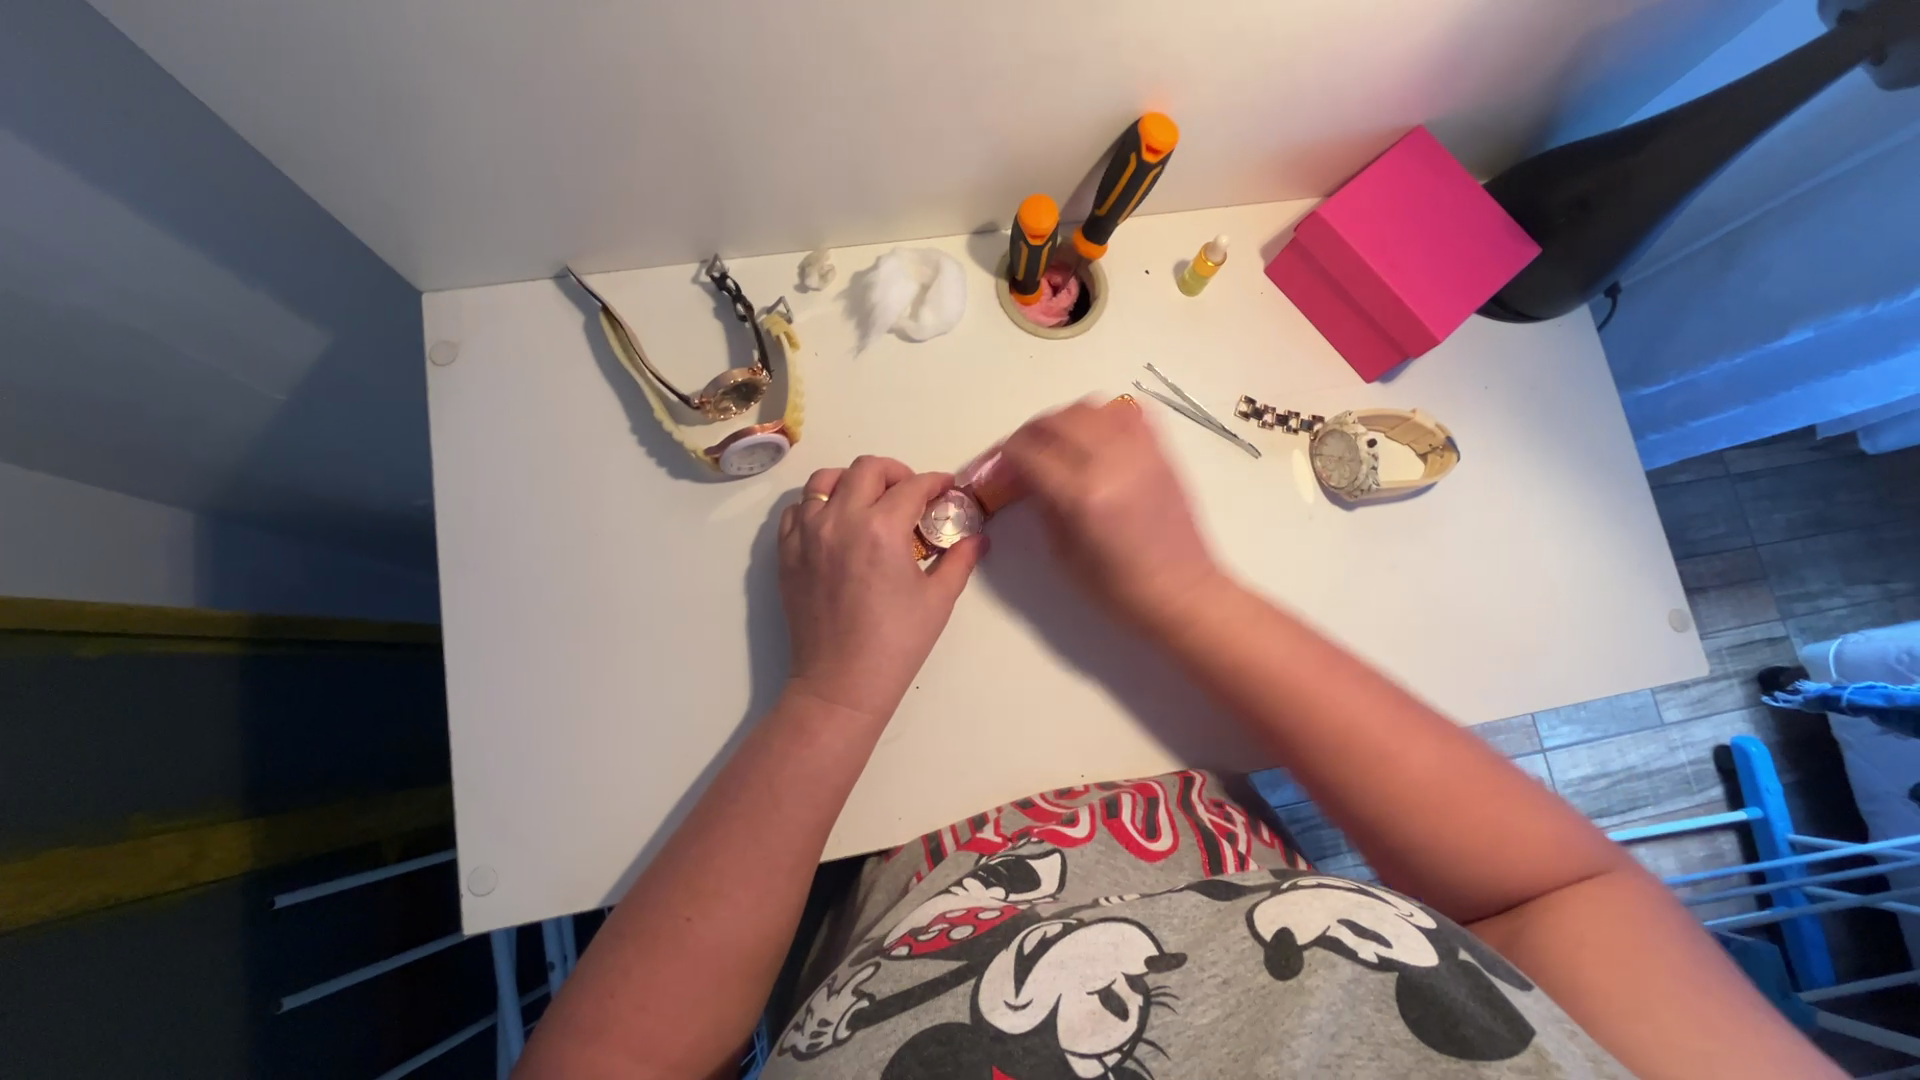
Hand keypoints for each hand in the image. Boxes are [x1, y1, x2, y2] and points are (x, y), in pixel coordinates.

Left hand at [778, 456, 984, 722]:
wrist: (841, 683)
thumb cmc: (896, 644)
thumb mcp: (938, 600)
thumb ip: (959, 560)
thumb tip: (978, 539)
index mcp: (881, 529)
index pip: (913, 486)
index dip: (935, 482)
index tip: (945, 488)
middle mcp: (840, 521)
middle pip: (866, 469)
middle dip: (895, 472)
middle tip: (911, 493)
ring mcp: (807, 535)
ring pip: (824, 480)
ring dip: (851, 481)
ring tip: (868, 500)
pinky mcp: (786, 553)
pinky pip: (797, 510)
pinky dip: (817, 505)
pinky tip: (835, 523)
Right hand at [1000, 401, 1224, 627]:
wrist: (1182, 592)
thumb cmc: (1119, 589)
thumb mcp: (1064, 554)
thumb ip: (1043, 506)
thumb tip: (1026, 477)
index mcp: (1083, 495)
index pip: (1029, 452)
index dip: (1005, 455)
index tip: (998, 466)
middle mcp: (1112, 463)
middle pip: (1056, 421)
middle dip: (1029, 433)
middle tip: (1020, 453)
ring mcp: (1141, 452)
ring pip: (1090, 408)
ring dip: (1064, 420)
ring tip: (1056, 442)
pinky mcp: (1162, 452)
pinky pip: (1129, 412)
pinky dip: (1104, 415)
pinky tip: (1094, 435)